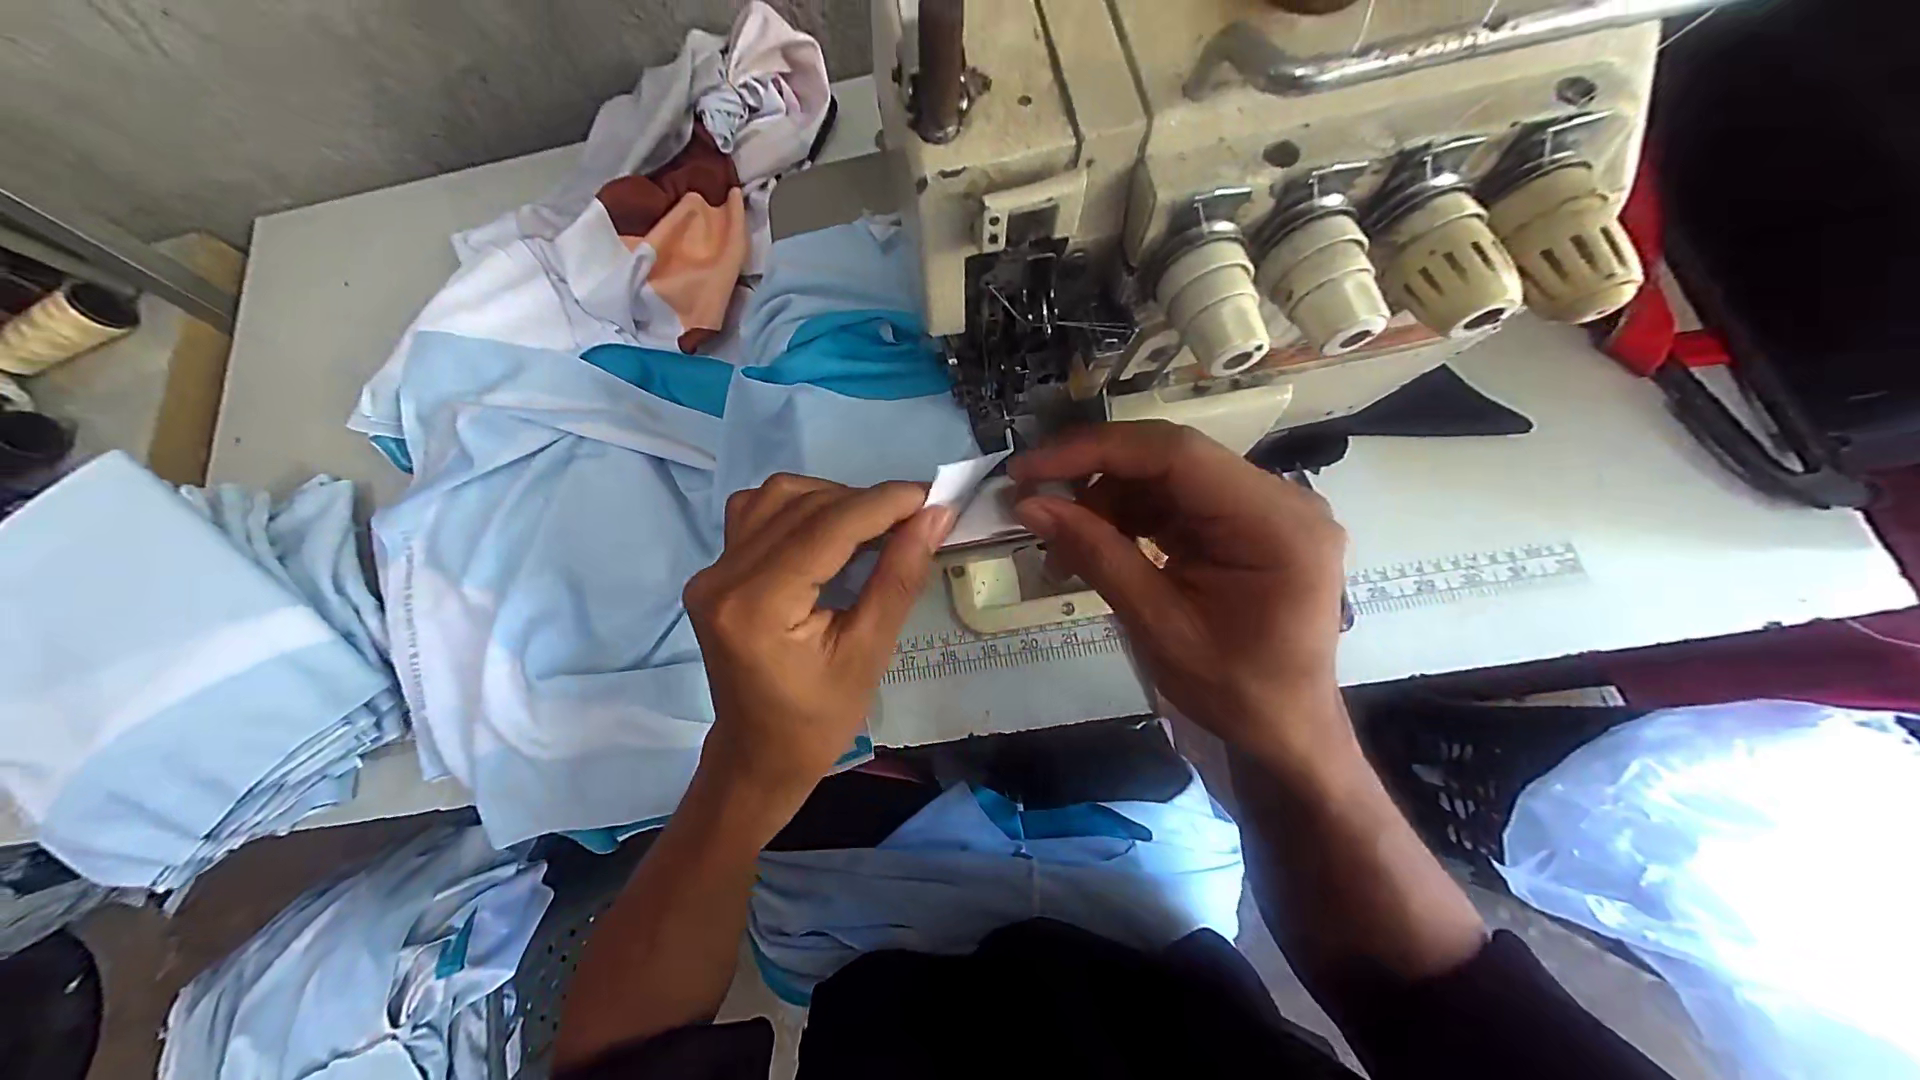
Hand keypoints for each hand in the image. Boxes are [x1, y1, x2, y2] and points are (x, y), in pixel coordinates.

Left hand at [683, 474, 953, 815]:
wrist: (758, 753)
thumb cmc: (818, 721)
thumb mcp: (869, 654)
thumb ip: (899, 578)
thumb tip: (935, 517)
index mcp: (758, 607)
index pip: (827, 527)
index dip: (884, 503)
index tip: (932, 497)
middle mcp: (723, 577)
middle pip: (803, 505)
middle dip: (867, 502)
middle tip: (915, 517)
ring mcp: (712, 571)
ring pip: (778, 497)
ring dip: (834, 499)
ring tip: (876, 524)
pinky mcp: (715, 571)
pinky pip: (758, 511)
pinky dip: (801, 506)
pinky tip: (830, 529)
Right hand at [1010, 421, 1351, 775]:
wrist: (1285, 729)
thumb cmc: (1234, 691)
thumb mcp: (1158, 626)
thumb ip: (1098, 556)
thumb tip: (1030, 506)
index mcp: (1275, 524)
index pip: (1176, 454)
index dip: (1094, 451)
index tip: (1029, 468)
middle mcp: (1279, 499)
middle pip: (1170, 459)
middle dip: (1094, 477)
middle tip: (1032, 501)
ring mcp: (1264, 508)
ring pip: (1165, 476)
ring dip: (1107, 502)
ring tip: (1062, 548)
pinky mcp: (1245, 522)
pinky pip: (1175, 500)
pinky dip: (1129, 517)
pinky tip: (1096, 545)